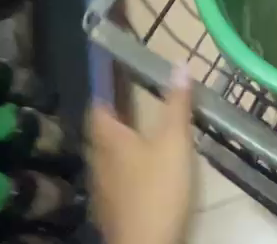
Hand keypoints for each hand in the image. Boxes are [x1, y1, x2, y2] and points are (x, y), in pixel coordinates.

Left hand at [88, 65, 196, 243]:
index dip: (103, 93)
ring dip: (119, 147)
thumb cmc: (158, 188)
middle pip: (100, 136)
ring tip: (140, 137)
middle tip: (131, 106)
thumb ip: (177, 103)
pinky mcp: (112, 213)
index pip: (97, 110)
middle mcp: (100, 163)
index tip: (113, 79)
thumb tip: (179, 64)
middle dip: (113, 120)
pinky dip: (125, 171)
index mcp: (110, 141)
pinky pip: (113, 182)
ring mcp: (103, 191)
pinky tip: (142, 174)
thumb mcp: (174, 140)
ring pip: (106, 160)